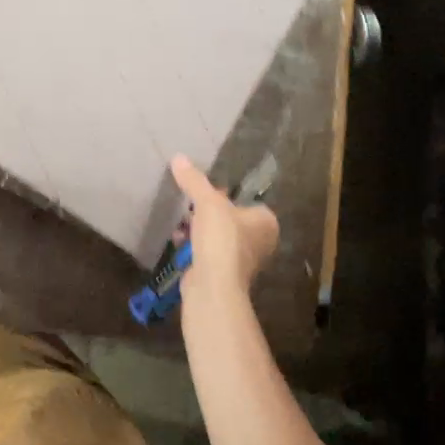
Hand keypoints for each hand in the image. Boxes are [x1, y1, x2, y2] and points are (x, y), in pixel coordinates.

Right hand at [170, 154, 279, 298]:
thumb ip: (194, 180)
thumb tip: (178, 157)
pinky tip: (178, 240)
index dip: (223, 194)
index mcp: (266, 222)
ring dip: (196, 228)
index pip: (245, 199)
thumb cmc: (221, 239)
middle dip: (205, 212)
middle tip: (189, 204)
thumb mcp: (207, 202)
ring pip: (215, 234)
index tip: (204, 191)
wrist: (213, 287)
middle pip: (227, 216)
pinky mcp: (222, 273)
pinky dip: (192, 245)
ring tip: (180, 221)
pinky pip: (206, 251)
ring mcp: (241, 259)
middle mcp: (259, 241)